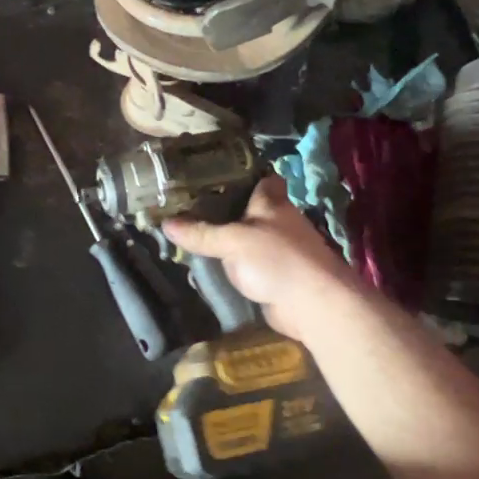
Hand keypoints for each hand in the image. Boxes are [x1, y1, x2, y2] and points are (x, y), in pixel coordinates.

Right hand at [162, 177, 361, 343]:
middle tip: (187, 207)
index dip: (242, 174)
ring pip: (247, 239)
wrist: (313, 305)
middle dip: (224, 209)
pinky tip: (209, 266)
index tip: (214, 172)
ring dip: (226, 240)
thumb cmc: (277, 259)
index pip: (262, 178)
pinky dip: (232, 266)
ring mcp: (278, 251)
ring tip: (189, 235)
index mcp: (273, 203)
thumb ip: (201, 233)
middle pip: (250, 210)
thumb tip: (165, 223)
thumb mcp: (233, 241)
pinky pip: (247, 265)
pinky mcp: (275, 276)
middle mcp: (278, 222)